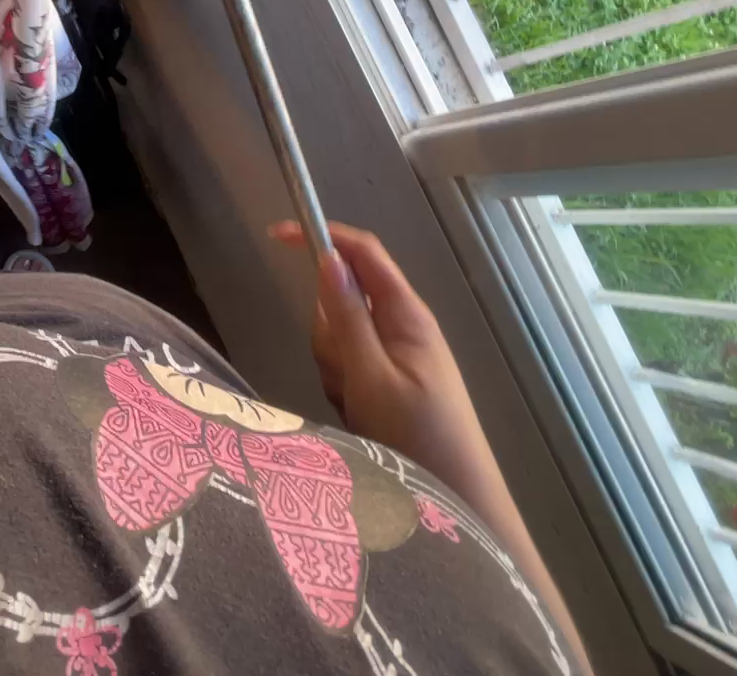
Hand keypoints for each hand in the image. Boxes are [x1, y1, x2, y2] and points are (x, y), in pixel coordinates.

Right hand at [271, 220, 483, 463]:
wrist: (459, 500)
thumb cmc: (417, 436)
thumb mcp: (371, 376)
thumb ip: (346, 318)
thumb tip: (326, 258)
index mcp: (405, 313)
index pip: (362, 252)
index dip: (323, 235)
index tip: (277, 236)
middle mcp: (401, 324)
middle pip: (341, 297)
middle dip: (327, 330)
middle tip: (343, 371)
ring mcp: (395, 352)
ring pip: (338, 333)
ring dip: (334, 363)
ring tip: (355, 402)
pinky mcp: (389, 376)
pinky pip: (348, 361)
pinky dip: (342, 382)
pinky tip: (357, 412)